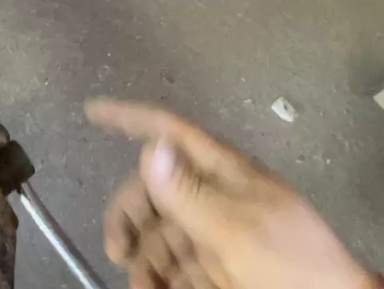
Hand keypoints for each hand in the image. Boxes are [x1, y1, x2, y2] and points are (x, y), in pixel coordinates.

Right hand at [87, 99, 382, 288]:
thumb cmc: (293, 270)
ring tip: (140, 286)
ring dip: (148, 258)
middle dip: (132, 216)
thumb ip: (189, 192)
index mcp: (226, 174)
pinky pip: (187, 269)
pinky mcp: (231, 272)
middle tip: (116, 251)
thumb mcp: (237, 232)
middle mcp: (221, 198)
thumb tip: (149, 146)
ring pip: (169, 235)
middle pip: (159, 191)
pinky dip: (168, 279)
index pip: (170, 131)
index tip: (91, 112)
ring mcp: (227, 237)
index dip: (130, 118)